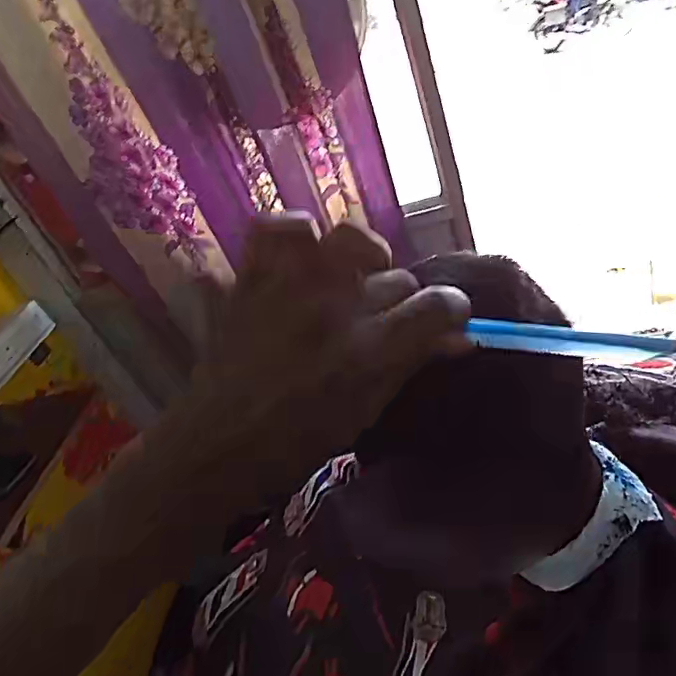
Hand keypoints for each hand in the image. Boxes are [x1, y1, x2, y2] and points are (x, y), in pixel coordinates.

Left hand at [151, 215, 470, 512]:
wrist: (217, 445)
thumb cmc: (296, 441)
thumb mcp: (365, 412)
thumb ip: (410, 365)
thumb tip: (458, 338)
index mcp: (367, 350)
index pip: (437, 306)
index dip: (452, 311)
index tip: (445, 320)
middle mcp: (334, 307)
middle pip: (397, 277)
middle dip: (402, 299)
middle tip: (384, 321)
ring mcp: (289, 286)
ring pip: (346, 237)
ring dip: (357, 256)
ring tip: (349, 277)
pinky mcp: (251, 278)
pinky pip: (271, 230)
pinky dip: (288, 236)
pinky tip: (297, 258)